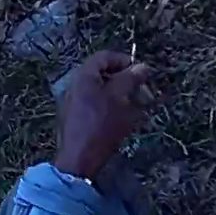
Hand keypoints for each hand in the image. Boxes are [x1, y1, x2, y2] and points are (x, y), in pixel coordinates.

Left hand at [53, 51, 153, 178]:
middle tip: (141, 91)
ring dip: (120, 96)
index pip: (105, 57)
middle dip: (124, 81)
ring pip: (100, 92)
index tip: (140, 72)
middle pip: (102, 74)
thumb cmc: (102, 123)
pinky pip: (96, 106)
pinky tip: (122, 121)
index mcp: (84, 75)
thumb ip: (130, 79)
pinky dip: (111, 108)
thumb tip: (142, 66)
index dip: (124, 61)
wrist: (79, 158)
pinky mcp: (75, 119)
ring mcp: (73, 103)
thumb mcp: (120, 97)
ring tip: (135, 108)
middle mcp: (75, 85)